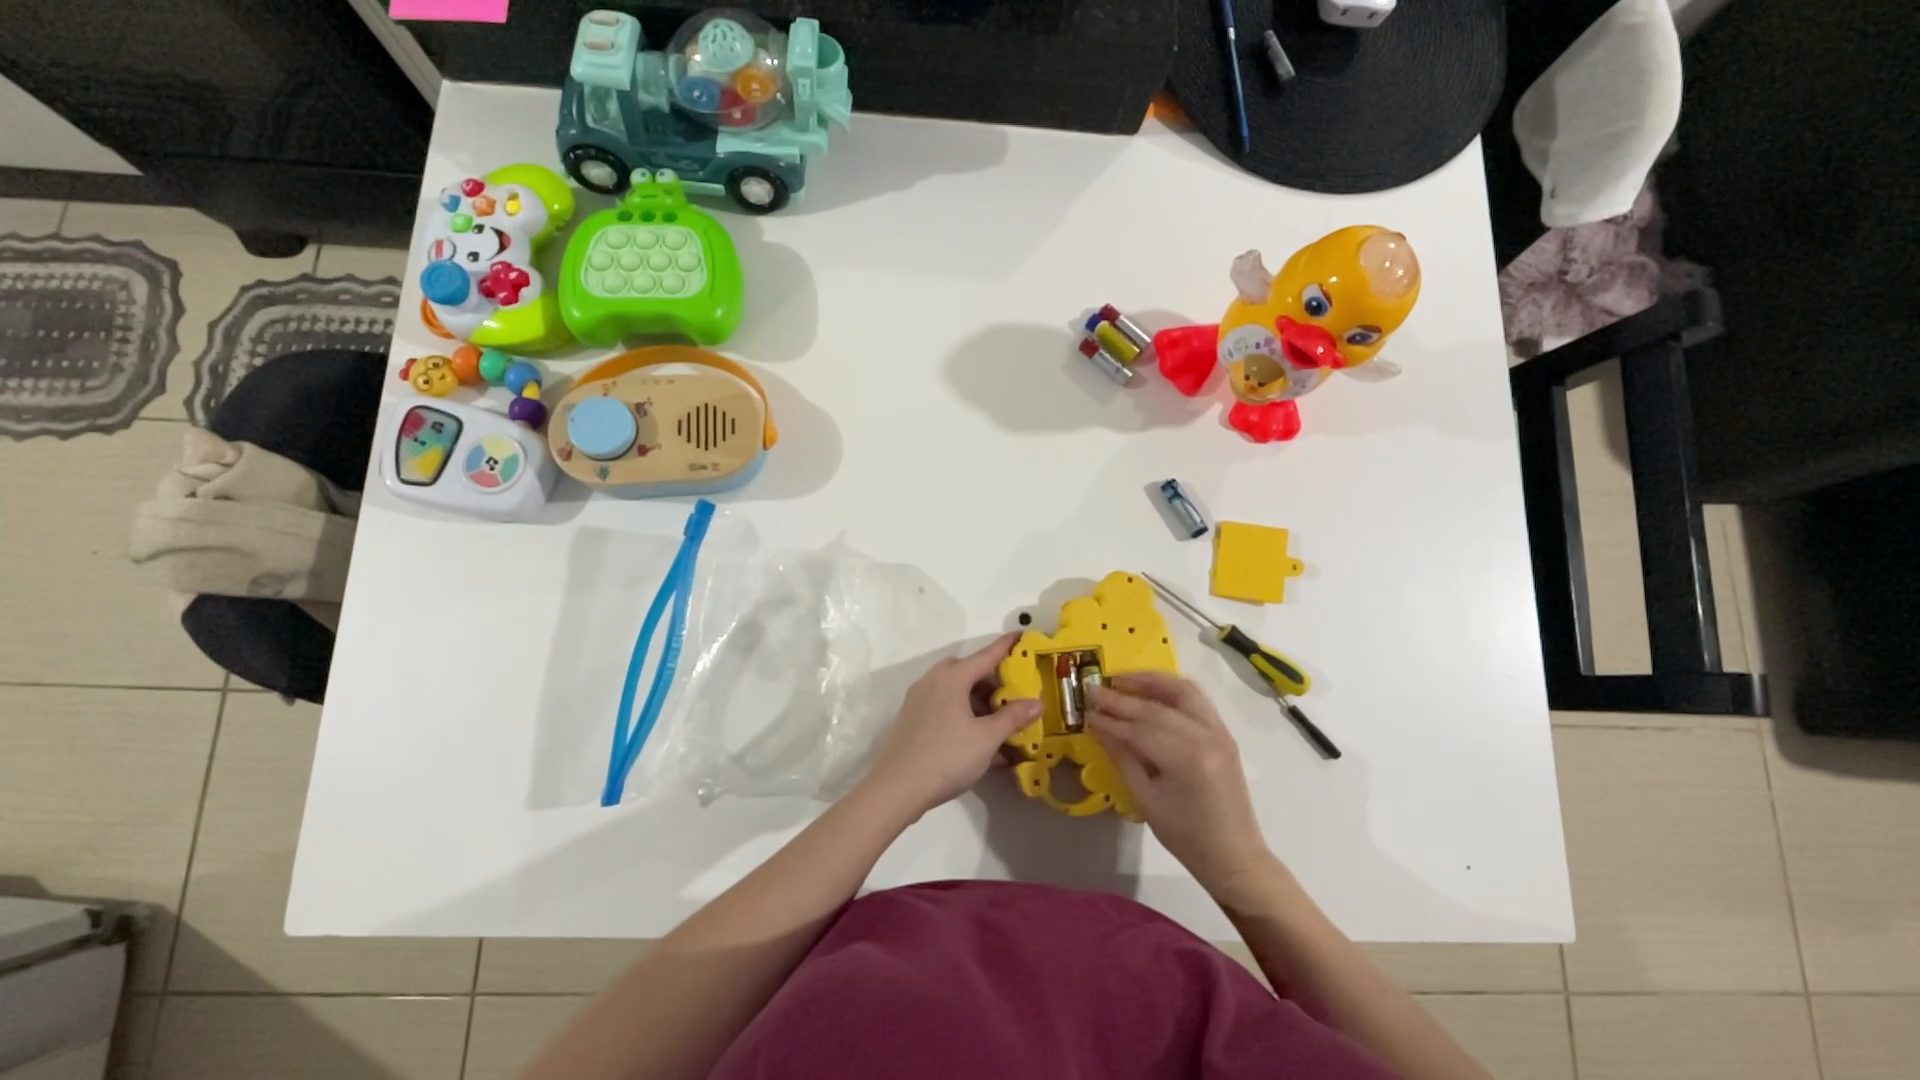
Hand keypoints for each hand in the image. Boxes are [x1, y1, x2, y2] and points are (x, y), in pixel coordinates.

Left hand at [860, 633, 1041, 820]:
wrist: (897, 788)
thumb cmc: (947, 757)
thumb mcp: (987, 738)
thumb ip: (1013, 717)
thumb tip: (1037, 702)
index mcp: (952, 678)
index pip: (986, 655)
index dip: (1006, 646)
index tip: (1021, 635)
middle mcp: (933, 681)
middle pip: (967, 671)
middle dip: (991, 679)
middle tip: (1012, 693)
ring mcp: (919, 700)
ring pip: (955, 690)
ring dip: (977, 700)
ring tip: (999, 722)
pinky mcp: (912, 720)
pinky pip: (944, 707)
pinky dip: (963, 714)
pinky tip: (978, 739)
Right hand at [1086, 674, 1272, 890]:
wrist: (1234, 854)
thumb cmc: (1186, 837)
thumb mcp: (1146, 800)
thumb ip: (1123, 757)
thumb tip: (1098, 727)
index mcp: (1187, 759)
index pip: (1140, 728)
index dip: (1110, 718)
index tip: (1085, 710)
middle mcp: (1207, 737)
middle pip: (1158, 707)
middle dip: (1122, 697)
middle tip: (1093, 690)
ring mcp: (1219, 732)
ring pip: (1182, 691)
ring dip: (1150, 682)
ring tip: (1121, 680)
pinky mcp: (1224, 733)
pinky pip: (1196, 700)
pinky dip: (1171, 690)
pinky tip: (1149, 691)